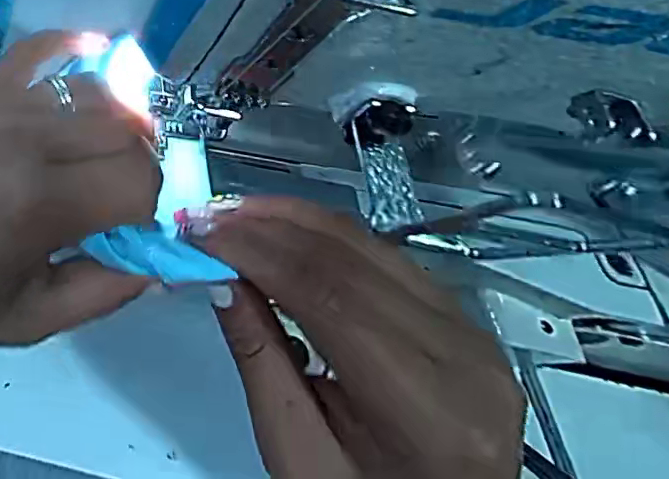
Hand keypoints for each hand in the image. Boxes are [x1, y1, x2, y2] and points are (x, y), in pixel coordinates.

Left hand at [0, 31, 161, 346]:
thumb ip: (106, 293)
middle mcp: (27, 139)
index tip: (139, 225)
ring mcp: (4, 104)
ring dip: (122, 116)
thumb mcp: (31, 320)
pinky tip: (96, 51)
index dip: (154, 205)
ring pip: (97, 90)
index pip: (138, 181)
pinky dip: (73, 44)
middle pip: (126, 130)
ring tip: (115, 146)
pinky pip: (39, 48)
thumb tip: (162, 260)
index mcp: (38, 203)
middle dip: (144, 162)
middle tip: (126, 191)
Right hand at [189, 197, 524, 478]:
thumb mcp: (300, 457)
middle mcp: (462, 353)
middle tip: (205, 217)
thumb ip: (260, 362)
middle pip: (345, 259)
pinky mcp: (458, 311)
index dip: (257, 252)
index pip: (329, 297)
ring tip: (231, 214)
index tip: (200, 234)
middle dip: (264, 227)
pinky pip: (376, 251)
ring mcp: (468, 326)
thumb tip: (219, 277)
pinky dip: (318, 232)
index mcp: (432, 410)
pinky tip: (277, 227)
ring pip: (361, 241)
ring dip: (288, 218)